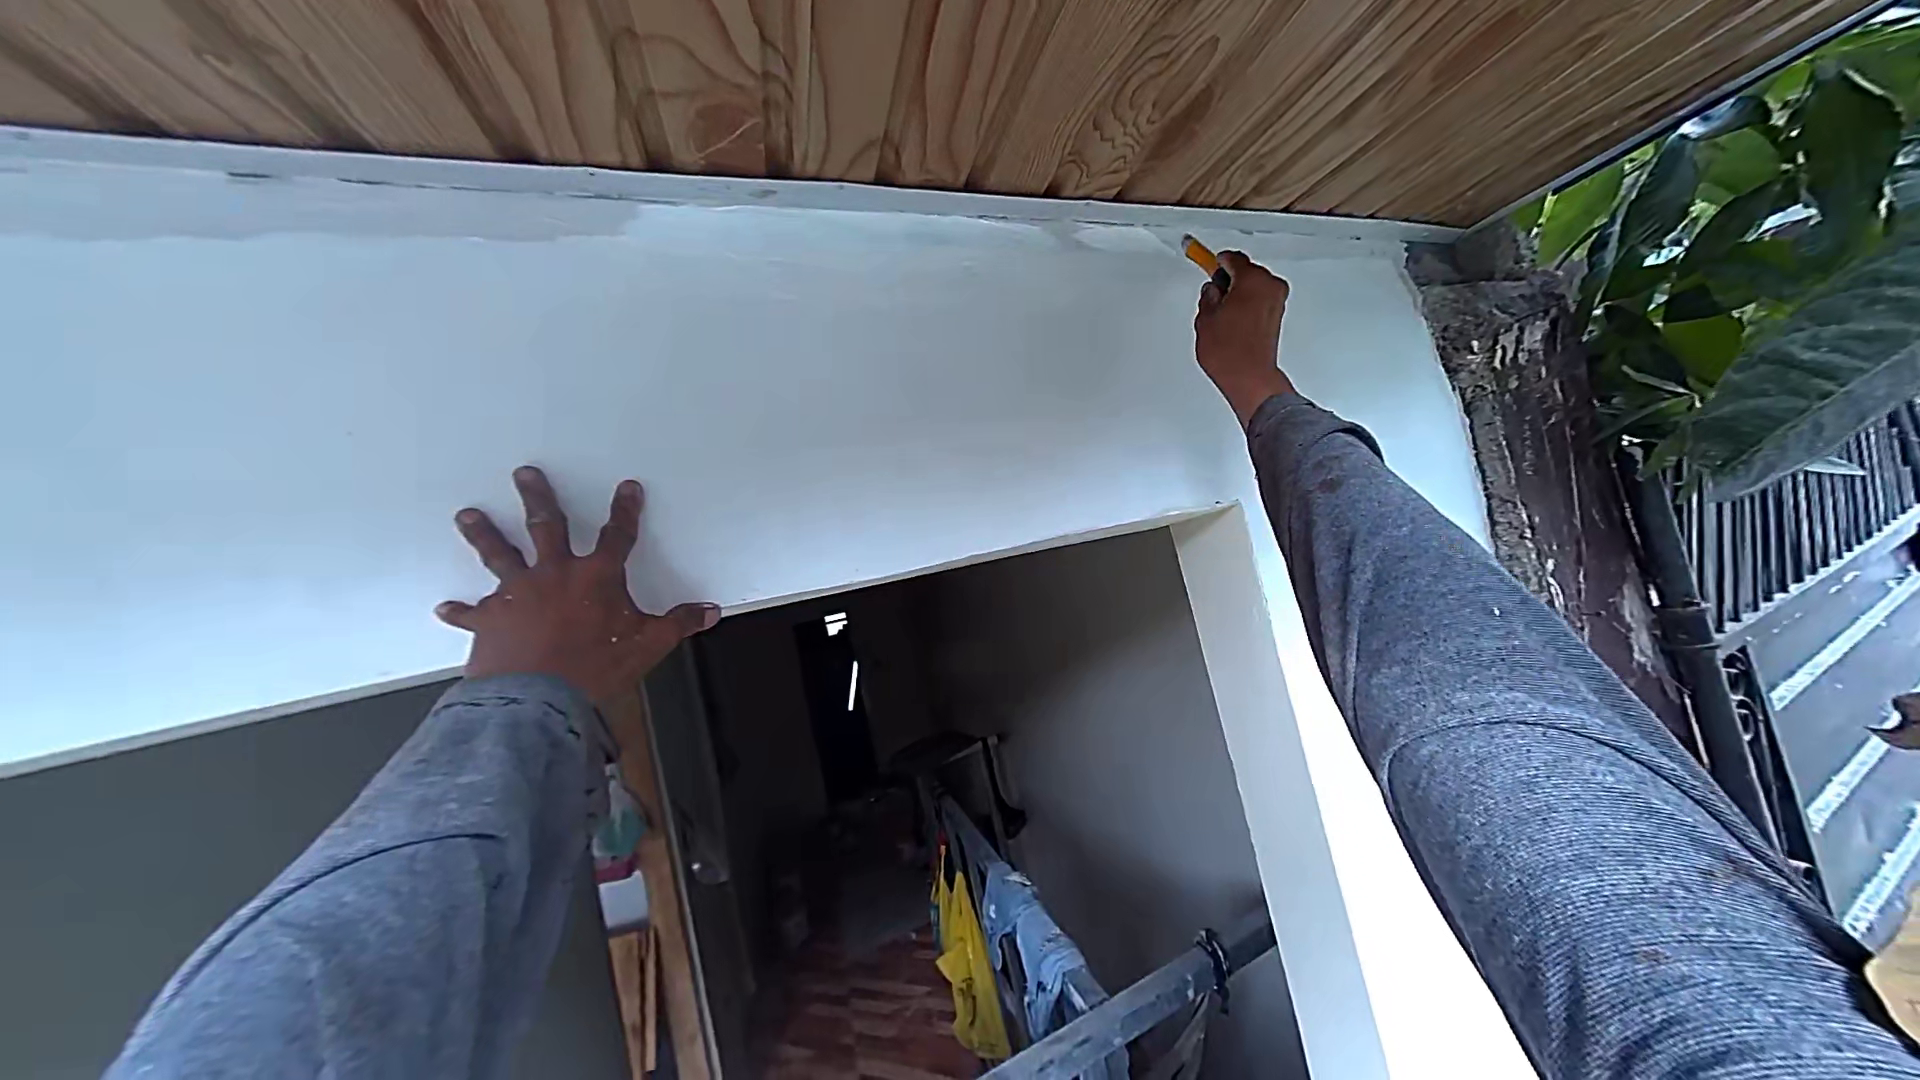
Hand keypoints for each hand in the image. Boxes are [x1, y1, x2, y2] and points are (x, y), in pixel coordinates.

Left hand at [436, 466, 719, 704]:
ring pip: (499, 554)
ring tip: (469, 514)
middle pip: (546, 526)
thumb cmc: (596, 666)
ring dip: (485, 533)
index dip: (626, 510)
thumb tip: (709, 612)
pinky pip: (473, 613)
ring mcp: (518, 593)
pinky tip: (446, 608)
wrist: (539, 696)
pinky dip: (461, 611)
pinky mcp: (490, 620)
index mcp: (597, 577)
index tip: (627, 488)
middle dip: (539, 498)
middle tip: (525, 474)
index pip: (618, 535)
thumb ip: (679, 624)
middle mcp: (555, 574)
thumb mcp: (649, 644)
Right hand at [1194, 250, 1294, 427]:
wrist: (1248, 376)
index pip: (1232, 259)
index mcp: (1251, 279)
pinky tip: (1231, 321)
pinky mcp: (1277, 315)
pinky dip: (1246, 304)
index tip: (1205, 258)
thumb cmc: (1230, 351)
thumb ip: (1208, 298)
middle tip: (1211, 293)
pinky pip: (1259, 300)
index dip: (1216, 261)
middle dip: (1228, 280)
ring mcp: (1276, 301)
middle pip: (1246, 272)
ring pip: (1253, 286)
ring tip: (1219, 315)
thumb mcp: (1205, 320)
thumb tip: (1211, 292)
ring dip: (1237, 294)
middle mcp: (1269, 286)